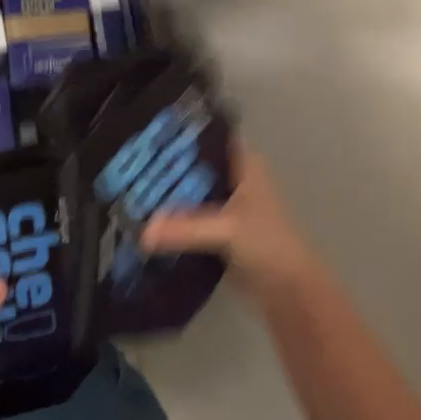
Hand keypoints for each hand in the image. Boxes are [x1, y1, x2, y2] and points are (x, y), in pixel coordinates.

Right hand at [142, 138, 319, 294]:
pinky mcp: (220, 230)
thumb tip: (142, 233)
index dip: (184, 129)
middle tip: (131, 159)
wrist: (290, 291)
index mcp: (245, 165)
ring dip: (168, 191)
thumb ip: (184, 229)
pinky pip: (190, 216)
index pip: (212, 134)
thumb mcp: (226, 231)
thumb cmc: (268, 244)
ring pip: (192, 190)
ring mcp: (227, 205)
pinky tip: (146, 214)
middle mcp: (235, 178)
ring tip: (130, 183)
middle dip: (167, 163)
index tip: (149, 128)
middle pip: (196, 163)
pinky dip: (173, 216)